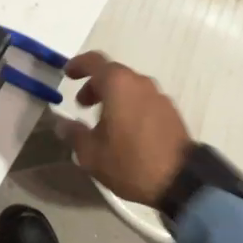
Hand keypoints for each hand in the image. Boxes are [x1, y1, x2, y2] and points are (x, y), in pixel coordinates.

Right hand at [56, 51, 192, 206]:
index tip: (67, 74)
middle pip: (112, 74)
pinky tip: (127, 131)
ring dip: (114, 97)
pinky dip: (131, 106)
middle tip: (83, 105)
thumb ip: (74, 134)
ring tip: (105, 123)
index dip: (78, 65)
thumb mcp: (92, 155)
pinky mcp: (171, 111)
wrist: (181, 181)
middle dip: (95, 86)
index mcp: (118, 84)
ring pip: (129, 87)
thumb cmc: (130, 162)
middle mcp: (139, 82)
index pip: (94, 61)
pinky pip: (144, 100)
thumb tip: (61, 124)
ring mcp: (158, 95)